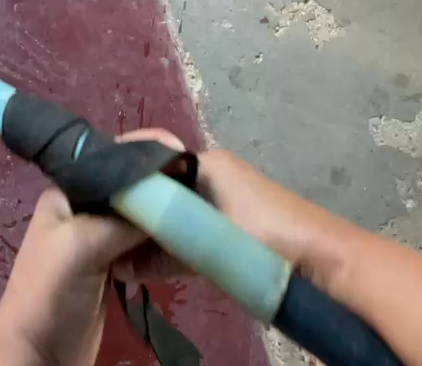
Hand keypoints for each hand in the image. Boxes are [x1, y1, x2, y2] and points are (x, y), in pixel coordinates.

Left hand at [0, 128, 185, 365]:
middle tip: (198, 181)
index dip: (145, 153)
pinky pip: (142, 240)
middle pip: (129, 183)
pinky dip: (161, 237)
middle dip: (160, 180)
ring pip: (138, 212)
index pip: (111, 157)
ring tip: (197, 205)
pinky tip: (183, 236)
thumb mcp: (80, 246)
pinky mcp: (112, 262)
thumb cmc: (49, 292)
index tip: (182, 154)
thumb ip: (119, 220)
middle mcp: (84, 205)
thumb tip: (166, 200)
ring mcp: (98, 235)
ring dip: (164, 209)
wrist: (38, 356)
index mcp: (69, 189)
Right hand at [110, 144, 366, 291]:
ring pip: (173, 212)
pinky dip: (170, 244)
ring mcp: (223, 202)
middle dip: (134, 208)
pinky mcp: (231, 229)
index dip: (125, 178)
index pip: (152, 160)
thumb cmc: (269, 234)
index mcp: (207, 163)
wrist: (325, 261)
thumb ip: (167, 249)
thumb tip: (119, 261)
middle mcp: (211, 175)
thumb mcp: (212, 239)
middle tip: (101, 228)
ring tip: (117, 249)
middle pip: (160, 187)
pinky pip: (189, 230)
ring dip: (150, 230)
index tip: (96, 195)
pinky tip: (149, 261)